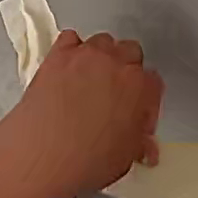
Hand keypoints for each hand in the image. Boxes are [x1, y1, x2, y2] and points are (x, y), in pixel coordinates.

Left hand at [0, 30, 162, 197]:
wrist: (44, 152)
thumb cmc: (88, 159)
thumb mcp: (126, 158)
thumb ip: (139, 141)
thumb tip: (143, 145)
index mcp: (140, 87)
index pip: (153, 81)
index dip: (146, 98)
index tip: (137, 112)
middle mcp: (116, 62)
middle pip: (131, 51)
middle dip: (126, 69)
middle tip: (116, 93)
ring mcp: (86, 54)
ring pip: (103, 41)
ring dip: (102, 56)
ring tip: (91, 80)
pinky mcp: (59, 53)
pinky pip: (70, 38)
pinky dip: (72, 49)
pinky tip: (69, 69)